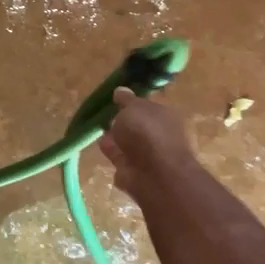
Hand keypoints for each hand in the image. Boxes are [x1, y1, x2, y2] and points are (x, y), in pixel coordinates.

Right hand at [99, 87, 199, 201]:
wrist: (154, 173)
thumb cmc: (147, 132)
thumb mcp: (134, 107)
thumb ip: (126, 99)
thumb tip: (121, 90)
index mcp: (164, 117)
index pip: (145, 107)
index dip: (129, 103)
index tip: (113, 101)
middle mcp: (157, 135)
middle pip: (133, 125)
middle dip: (117, 123)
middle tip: (103, 117)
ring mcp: (147, 155)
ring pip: (123, 142)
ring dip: (112, 139)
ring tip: (100, 133)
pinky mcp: (134, 170)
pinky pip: (118, 158)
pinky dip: (111, 155)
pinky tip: (104, 150)